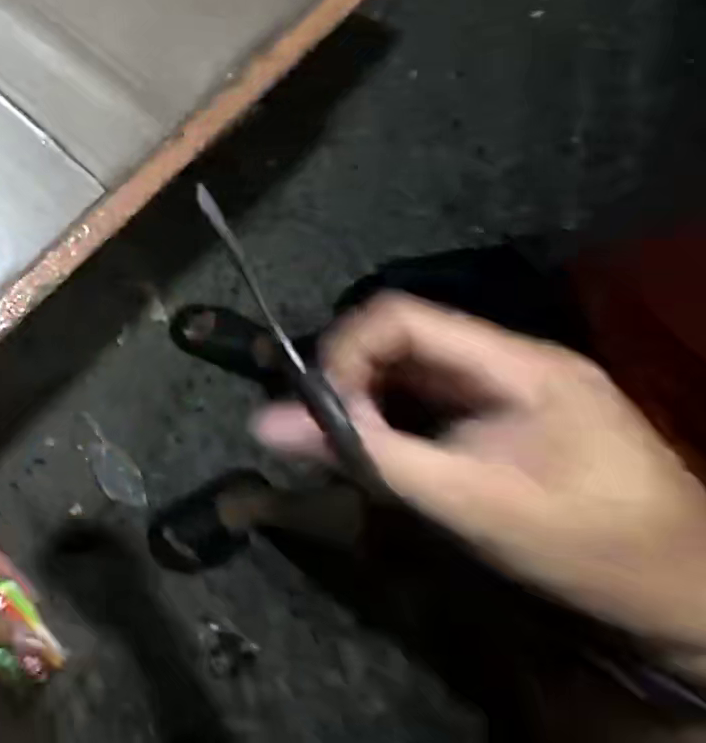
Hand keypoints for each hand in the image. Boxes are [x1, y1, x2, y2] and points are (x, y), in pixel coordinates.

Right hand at [253, 293, 705, 664]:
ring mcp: (502, 385)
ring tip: (342, 439)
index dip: (343, 350)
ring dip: (358, 396)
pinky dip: (380, 413)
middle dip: (345, 377)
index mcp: (519, 367)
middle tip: (319, 424)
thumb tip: (260, 423)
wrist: (688, 607)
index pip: (397, 318)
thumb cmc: (590, 549)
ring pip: (396, 365)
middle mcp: (508, 361)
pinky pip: (413, 392)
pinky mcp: (493, 410)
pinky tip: (375, 446)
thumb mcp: (468, 502)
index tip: (319, 403)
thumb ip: (364, 454)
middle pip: (391, 338)